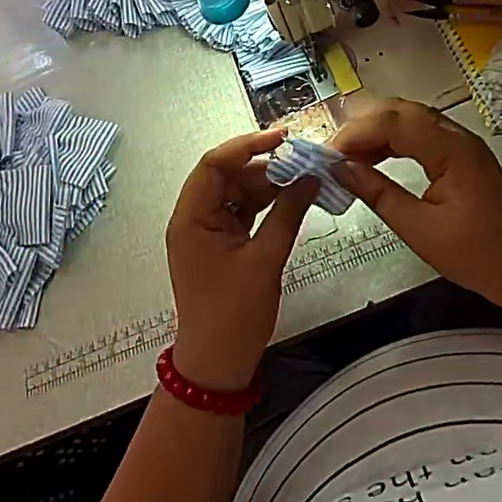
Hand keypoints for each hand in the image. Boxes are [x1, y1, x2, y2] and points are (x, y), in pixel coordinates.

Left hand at [165, 130, 317, 392]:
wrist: (218, 363)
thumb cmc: (234, 315)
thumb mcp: (265, 261)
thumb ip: (287, 214)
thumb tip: (310, 179)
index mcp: (191, 219)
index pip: (214, 164)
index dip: (247, 145)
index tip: (283, 138)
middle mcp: (195, 218)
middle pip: (227, 175)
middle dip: (265, 166)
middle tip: (304, 164)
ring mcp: (208, 230)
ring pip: (238, 192)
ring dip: (269, 185)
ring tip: (305, 181)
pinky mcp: (222, 243)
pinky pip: (244, 211)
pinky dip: (267, 204)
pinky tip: (293, 199)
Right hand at [329, 99, 501, 295]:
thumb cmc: (474, 254)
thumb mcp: (419, 229)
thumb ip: (378, 193)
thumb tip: (340, 170)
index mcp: (452, 151)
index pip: (395, 123)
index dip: (357, 133)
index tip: (328, 154)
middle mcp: (457, 136)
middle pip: (401, 111)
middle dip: (362, 126)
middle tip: (332, 152)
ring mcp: (459, 141)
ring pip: (408, 118)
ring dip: (374, 131)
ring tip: (345, 157)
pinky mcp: (457, 152)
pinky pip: (418, 133)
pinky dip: (390, 141)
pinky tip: (371, 159)